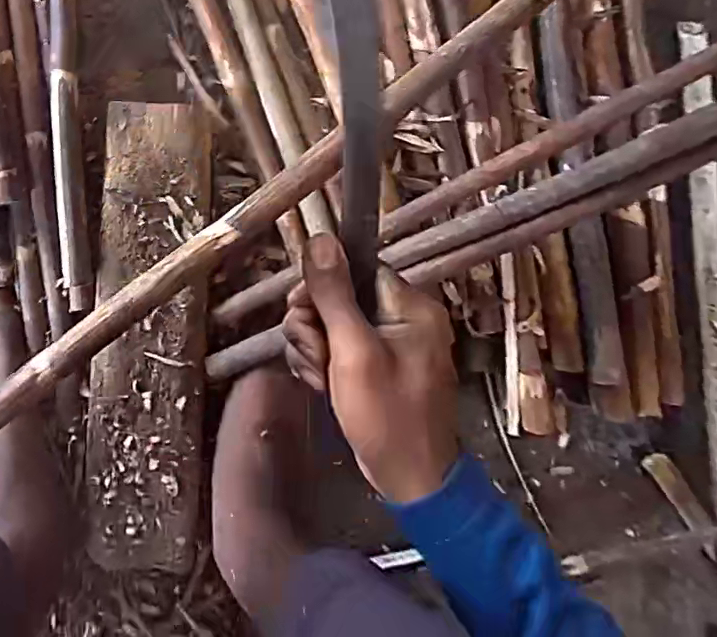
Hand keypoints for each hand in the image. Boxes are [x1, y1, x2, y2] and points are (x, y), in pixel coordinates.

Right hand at [280, 234, 458, 502]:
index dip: (321, 288)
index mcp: (410, 307)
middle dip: (311, 324)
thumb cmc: (387, 415)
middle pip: (333, 294)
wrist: (408, 480)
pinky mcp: (369, 361)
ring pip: (324, 319)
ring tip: (319, 375)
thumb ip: (333, 293)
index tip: (307, 315)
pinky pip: (329, 343)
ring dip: (310, 346)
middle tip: (316, 353)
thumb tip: (320, 237)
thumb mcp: (353, 350)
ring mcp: (384, 341)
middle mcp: (399, 317)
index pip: (352, 268)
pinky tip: (320, 383)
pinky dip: (317, 360)